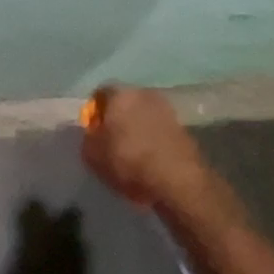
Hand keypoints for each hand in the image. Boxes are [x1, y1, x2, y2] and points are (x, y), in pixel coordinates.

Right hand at [80, 85, 232, 221]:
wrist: (177, 181)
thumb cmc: (128, 161)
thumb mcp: (92, 155)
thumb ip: (89, 138)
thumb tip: (93, 134)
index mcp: (120, 94)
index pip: (100, 93)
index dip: (94, 111)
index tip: (93, 130)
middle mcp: (145, 94)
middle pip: (125, 101)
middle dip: (118, 116)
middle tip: (111, 139)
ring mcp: (168, 109)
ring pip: (144, 114)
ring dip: (137, 127)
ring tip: (132, 150)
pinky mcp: (184, 128)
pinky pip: (159, 128)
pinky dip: (153, 138)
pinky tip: (149, 157)